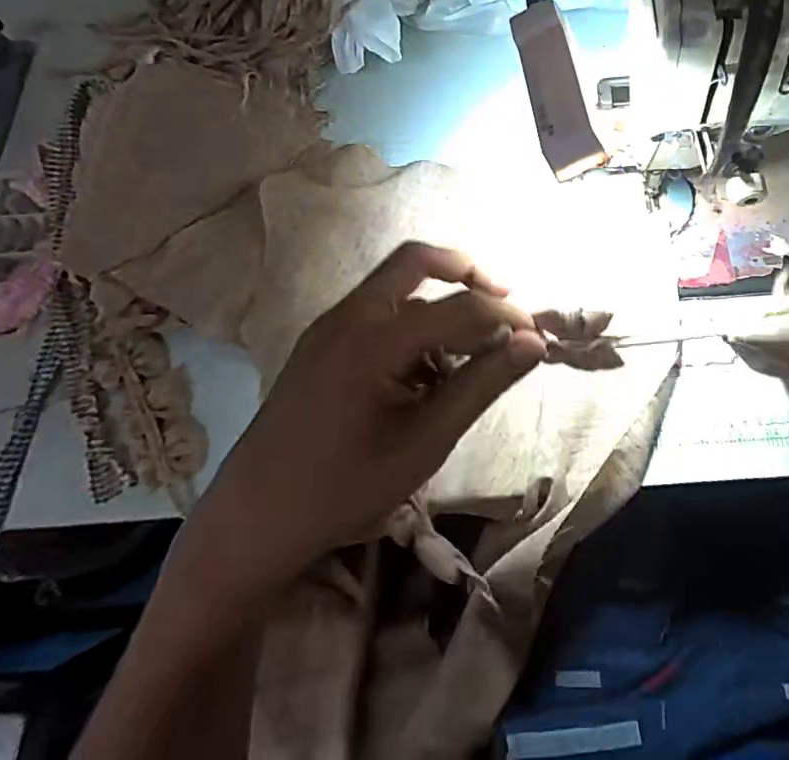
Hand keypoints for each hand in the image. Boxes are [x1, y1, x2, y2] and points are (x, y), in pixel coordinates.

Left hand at [182, 242, 547, 589]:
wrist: (251, 525)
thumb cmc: (345, 488)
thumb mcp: (427, 439)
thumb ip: (484, 383)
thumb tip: (534, 343)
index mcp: (371, 341)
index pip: (461, 307)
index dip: (507, 317)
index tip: (536, 340)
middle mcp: (346, 319)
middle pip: (416, 262)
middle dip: (469, 275)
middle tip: (505, 307)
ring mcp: (328, 330)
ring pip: (399, 289)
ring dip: (442, 307)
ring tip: (470, 359)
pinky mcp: (321, 347)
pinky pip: (379, 315)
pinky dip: (416, 328)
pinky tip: (430, 375)